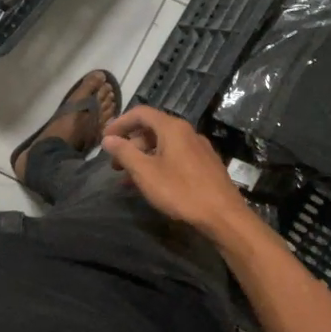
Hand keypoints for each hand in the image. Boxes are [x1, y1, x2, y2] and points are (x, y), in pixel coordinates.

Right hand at [101, 105, 251, 236]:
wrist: (225, 218)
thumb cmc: (181, 191)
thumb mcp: (145, 172)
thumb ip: (124, 152)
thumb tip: (108, 139)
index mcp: (172, 128)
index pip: (140, 113)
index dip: (119, 123)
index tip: (105, 138)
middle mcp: (187, 133)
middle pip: (152, 129)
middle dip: (130, 144)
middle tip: (115, 163)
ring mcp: (199, 149)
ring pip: (163, 145)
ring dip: (143, 156)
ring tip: (129, 177)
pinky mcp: (206, 165)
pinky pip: (175, 156)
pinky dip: (158, 163)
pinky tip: (152, 183)